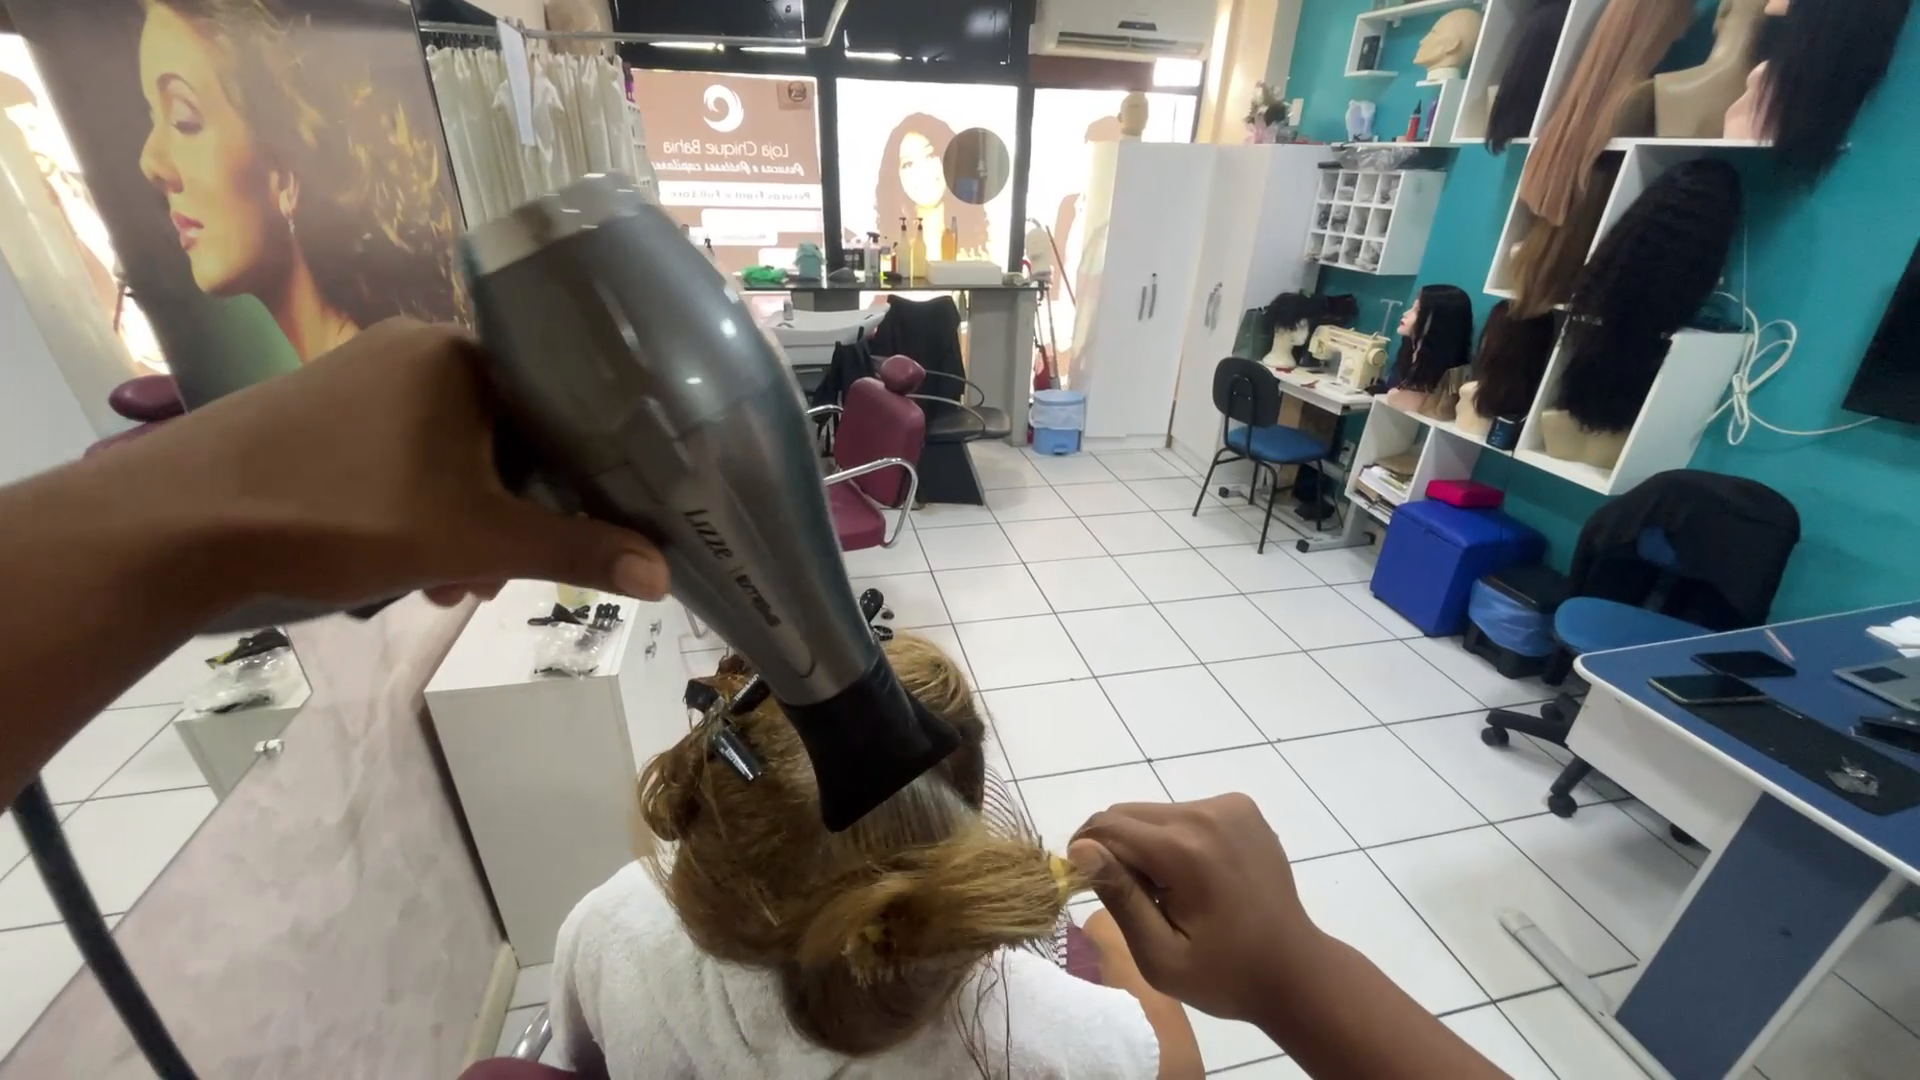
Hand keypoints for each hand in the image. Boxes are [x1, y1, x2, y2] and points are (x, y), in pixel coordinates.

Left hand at [128, 318, 667, 609]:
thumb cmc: (343, 511)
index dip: (584, 472)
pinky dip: (431, 505)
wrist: (167, 528)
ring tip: (457, 580)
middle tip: (504, 571)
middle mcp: (420, 350)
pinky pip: (417, 453)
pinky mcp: (332, 410)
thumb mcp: (479, 539)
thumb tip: (664, 576)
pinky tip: (420, 559)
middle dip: (518, 513)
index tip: (583, 525)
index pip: (563, 406)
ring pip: (466, 453)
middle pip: (515, 437)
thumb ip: (578, 553)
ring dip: (475, 520)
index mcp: (462, 355)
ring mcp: (370, 377)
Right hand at [1069, 795, 1325, 1022]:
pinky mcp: (1240, 806)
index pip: (1107, 828)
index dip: (1087, 852)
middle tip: (1139, 898)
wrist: (1296, 971)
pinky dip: (1175, 838)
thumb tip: (1080, 848)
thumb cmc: (1224, 975)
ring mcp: (1227, 805)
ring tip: (1171, 890)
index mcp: (1184, 849)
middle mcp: (1205, 813)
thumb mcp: (1160, 956)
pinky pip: (1182, 812)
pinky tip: (1197, 875)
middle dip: (1119, 850)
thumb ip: (1119, 897)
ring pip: (1153, 812)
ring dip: (1147, 844)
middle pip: (1128, 815)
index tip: (1088, 884)